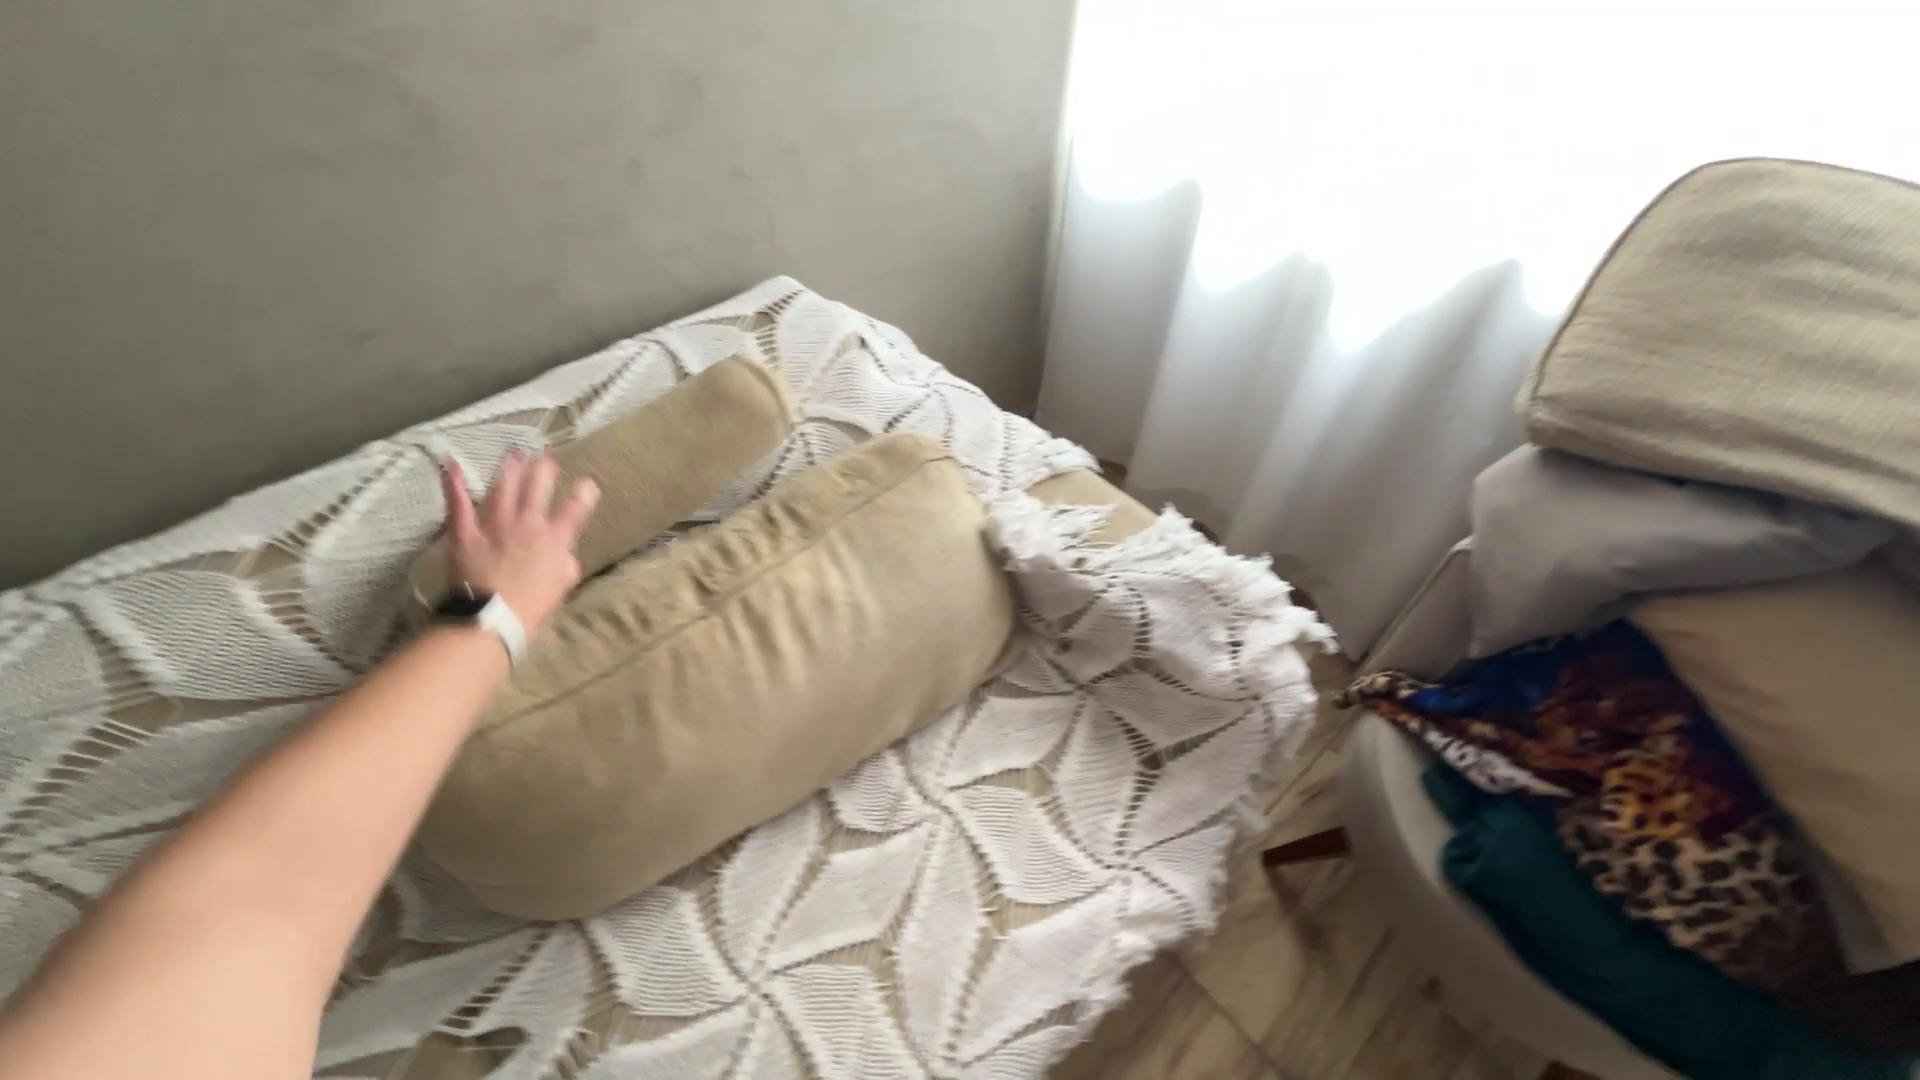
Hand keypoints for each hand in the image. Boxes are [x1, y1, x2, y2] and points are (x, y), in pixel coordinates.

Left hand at [439, 448, 599, 632]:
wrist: (493, 617)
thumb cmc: (532, 606)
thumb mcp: (561, 586)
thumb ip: (566, 565)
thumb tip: (564, 555)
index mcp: (554, 540)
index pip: (573, 511)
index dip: (583, 495)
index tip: (588, 483)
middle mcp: (527, 525)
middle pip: (538, 490)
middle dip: (543, 470)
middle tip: (545, 454)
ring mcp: (495, 526)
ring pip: (503, 490)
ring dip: (510, 470)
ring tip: (514, 453)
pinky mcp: (465, 533)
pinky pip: (458, 505)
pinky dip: (454, 485)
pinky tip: (452, 466)